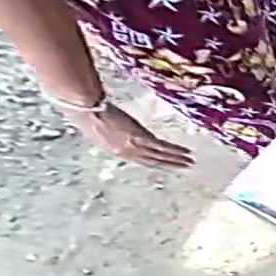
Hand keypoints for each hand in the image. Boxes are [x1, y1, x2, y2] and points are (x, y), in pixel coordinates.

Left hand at [67, 104, 193, 167]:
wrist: (86, 109)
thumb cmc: (85, 113)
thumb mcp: (96, 126)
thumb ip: (109, 130)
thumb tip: (114, 126)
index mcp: (113, 150)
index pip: (138, 159)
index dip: (154, 163)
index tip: (166, 165)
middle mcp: (126, 151)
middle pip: (152, 161)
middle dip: (170, 165)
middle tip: (185, 167)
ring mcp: (134, 145)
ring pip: (159, 156)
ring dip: (176, 159)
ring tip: (190, 161)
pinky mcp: (141, 138)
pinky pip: (162, 147)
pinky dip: (175, 150)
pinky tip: (186, 151)